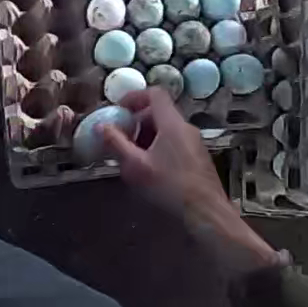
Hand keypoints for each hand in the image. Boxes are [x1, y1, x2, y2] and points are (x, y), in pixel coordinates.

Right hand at [104, 90, 283, 277]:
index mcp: (172, 124)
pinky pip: (174, 142)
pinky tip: (150, 169)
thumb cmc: (169, 187)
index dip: (134, 97)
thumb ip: (116, 144)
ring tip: (132, 157)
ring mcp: (195, 143)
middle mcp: (186, 128)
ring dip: (146, 136)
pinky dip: (158, 147)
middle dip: (137, 122)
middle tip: (120, 138)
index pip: (155, 94)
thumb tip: (101, 127)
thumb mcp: (136, 166)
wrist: (206, 212)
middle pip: (159, 112)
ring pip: (166, 129)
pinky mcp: (198, 158)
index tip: (119, 110)